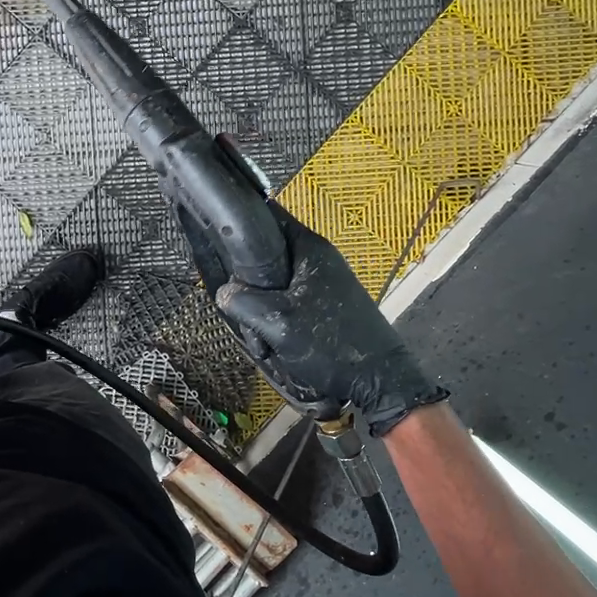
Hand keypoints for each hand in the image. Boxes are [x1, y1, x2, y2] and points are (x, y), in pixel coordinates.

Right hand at [215, 206, 447, 436]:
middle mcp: (317, 257)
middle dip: (248, 281)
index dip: (240, 218)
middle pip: (265, 253)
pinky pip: (287, 301)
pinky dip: (277, 320)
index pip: (268, 213)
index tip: (218, 237)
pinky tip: (276, 343)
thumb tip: (224, 292)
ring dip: (261, 309)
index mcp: (309, 248)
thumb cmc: (331, 345)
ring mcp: (322, 281)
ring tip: (264, 337)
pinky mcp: (324, 303)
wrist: (378, 382)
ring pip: (273, 283)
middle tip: (243, 308)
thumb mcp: (276, 321)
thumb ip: (242, 301)